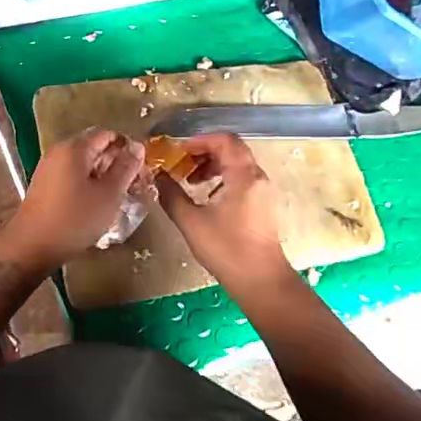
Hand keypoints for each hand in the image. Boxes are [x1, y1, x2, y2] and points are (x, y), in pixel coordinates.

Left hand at [3, 127, 143, 268]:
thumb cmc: (74, 220)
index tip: (142, 169)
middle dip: (117, 163)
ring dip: (104, 177)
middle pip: (95, 148)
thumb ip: (125, 168)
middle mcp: (59, 152)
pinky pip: (73, 177)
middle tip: (135, 185)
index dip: (128, 148)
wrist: (31, 247)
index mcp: (74, 148)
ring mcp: (50, 169)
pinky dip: (89, 185)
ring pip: (85, 165)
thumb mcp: (108, 195)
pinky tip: (98, 205)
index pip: (107, 135)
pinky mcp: (45, 186)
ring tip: (120, 197)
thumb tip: (138, 146)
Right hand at [155, 133, 290, 287]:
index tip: (178, 151)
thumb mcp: (191, 221)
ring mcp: (263, 191)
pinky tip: (207, 197)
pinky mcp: (263, 205)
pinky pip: (242, 179)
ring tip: (191, 181)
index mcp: (244, 175)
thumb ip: (171, 195)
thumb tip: (157, 176)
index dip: (200, 141)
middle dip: (204, 153)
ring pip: (238, 165)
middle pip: (232, 150)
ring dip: (213, 166)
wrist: (260, 280)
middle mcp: (257, 177)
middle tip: (181, 164)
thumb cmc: (226, 249)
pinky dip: (223, 178)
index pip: (225, 140)